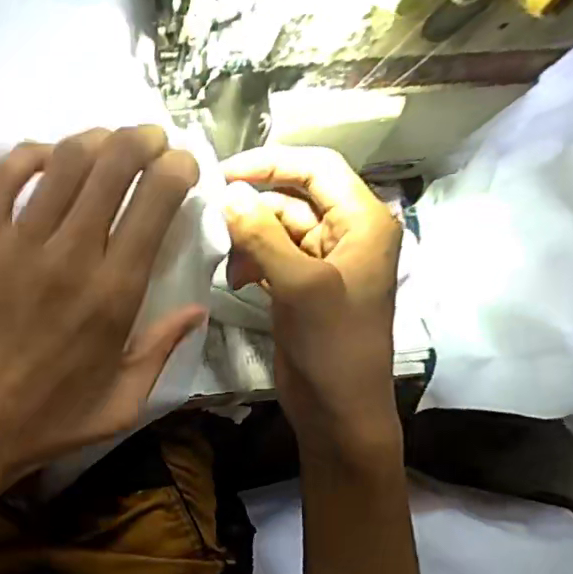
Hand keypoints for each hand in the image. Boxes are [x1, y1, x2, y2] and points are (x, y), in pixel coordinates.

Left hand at [0, 125, 205, 500]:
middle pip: (114, 164)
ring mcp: (17, 245)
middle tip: (151, 143)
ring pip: (64, 159)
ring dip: (96, 139)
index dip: (177, 168)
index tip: (182, 167)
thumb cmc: (50, 423)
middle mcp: (70, 257)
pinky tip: (49, 161)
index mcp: (114, 294)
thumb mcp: (122, 403)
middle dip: (142, 140)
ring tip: (107, 144)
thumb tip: (197, 310)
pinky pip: (3, 175)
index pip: (156, 200)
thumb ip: (161, 351)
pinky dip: (32, 153)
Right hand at [220, 146, 402, 453]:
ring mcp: (321, 264)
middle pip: (292, 197)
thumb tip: (226, 193)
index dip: (271, 163)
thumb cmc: (333, 345)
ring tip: (226, 260)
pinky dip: (250, 262)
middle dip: (252, 206)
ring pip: (276, 229)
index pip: (317, 167)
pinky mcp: (300, 289)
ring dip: (248, 239)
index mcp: (362, 221)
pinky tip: (234, 279)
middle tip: (210, 217)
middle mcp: (345, 234)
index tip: (223, 172)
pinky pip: (270, 258)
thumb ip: (263, 235)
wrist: (339, 410)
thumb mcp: (300, 285)